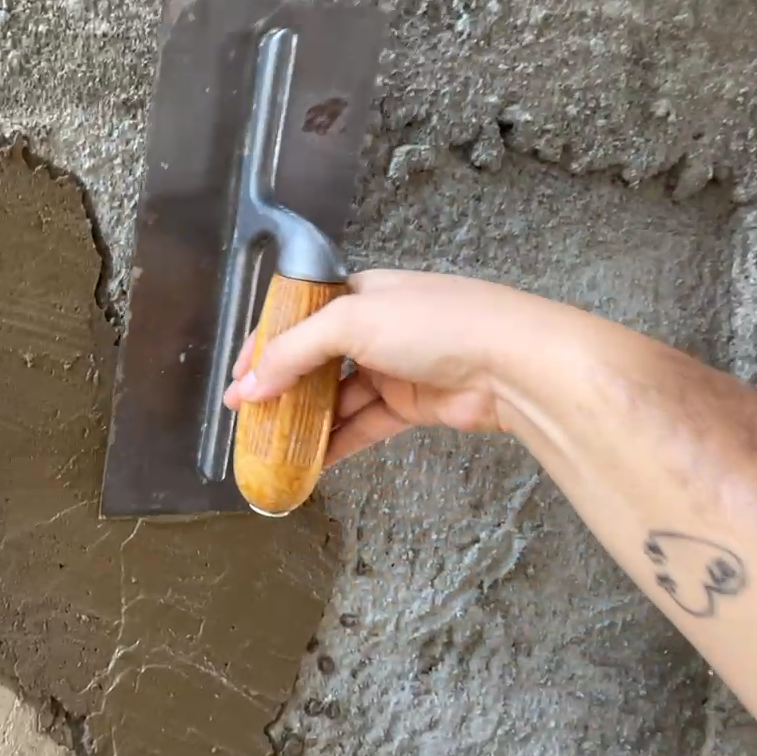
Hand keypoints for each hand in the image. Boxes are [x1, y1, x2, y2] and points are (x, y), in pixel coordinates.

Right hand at [221, 270, 557, 466]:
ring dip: (302, 418)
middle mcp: (373, 328)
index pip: (297, 317)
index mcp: (359, 294)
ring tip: (267, 441)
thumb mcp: (350, 322)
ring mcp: (391, 368)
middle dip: (277, 386)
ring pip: (333, 397)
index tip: (237, 376)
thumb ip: (293, 352)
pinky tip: (307, 461)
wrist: (520, 367)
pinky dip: (334, 442)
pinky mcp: (408, 405)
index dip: (263, 345)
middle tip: (244, 413)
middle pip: (312, 359)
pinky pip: (360, 425)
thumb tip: (249, 387)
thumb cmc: (435, 325)